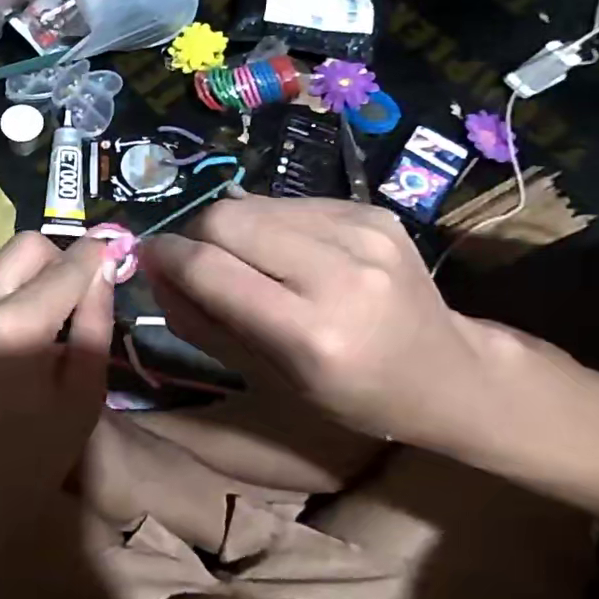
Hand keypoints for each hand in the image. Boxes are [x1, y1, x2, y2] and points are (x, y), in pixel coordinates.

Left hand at [0, 233, 113, 515]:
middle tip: (72, 295)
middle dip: (57, 259)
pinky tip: (3, 329)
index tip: (114, 253)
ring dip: (24, 272)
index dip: (98, 254)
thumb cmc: (28, 460)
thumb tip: (104, 267)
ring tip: (37, 314)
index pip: (68, 264)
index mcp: (16, 327)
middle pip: (26, 244)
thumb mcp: (81, 397)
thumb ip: (95, 323)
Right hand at [141, 197, 535, 448]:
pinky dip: (271, 224)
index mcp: (311, 334)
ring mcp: (362, 232)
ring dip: (233, 228)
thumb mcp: (270, 380)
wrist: (450, 371)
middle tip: (196, 260)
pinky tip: (291, 253)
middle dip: (196, 234)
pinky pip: (291, 203)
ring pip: (255, 203)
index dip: (166, 255)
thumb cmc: (353, 396)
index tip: (148, 255)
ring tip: (248, 261)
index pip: (211, 269)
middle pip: (227, 217)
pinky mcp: (372, 210)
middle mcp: (339, 273)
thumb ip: (202, 323)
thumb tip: (156, 271)